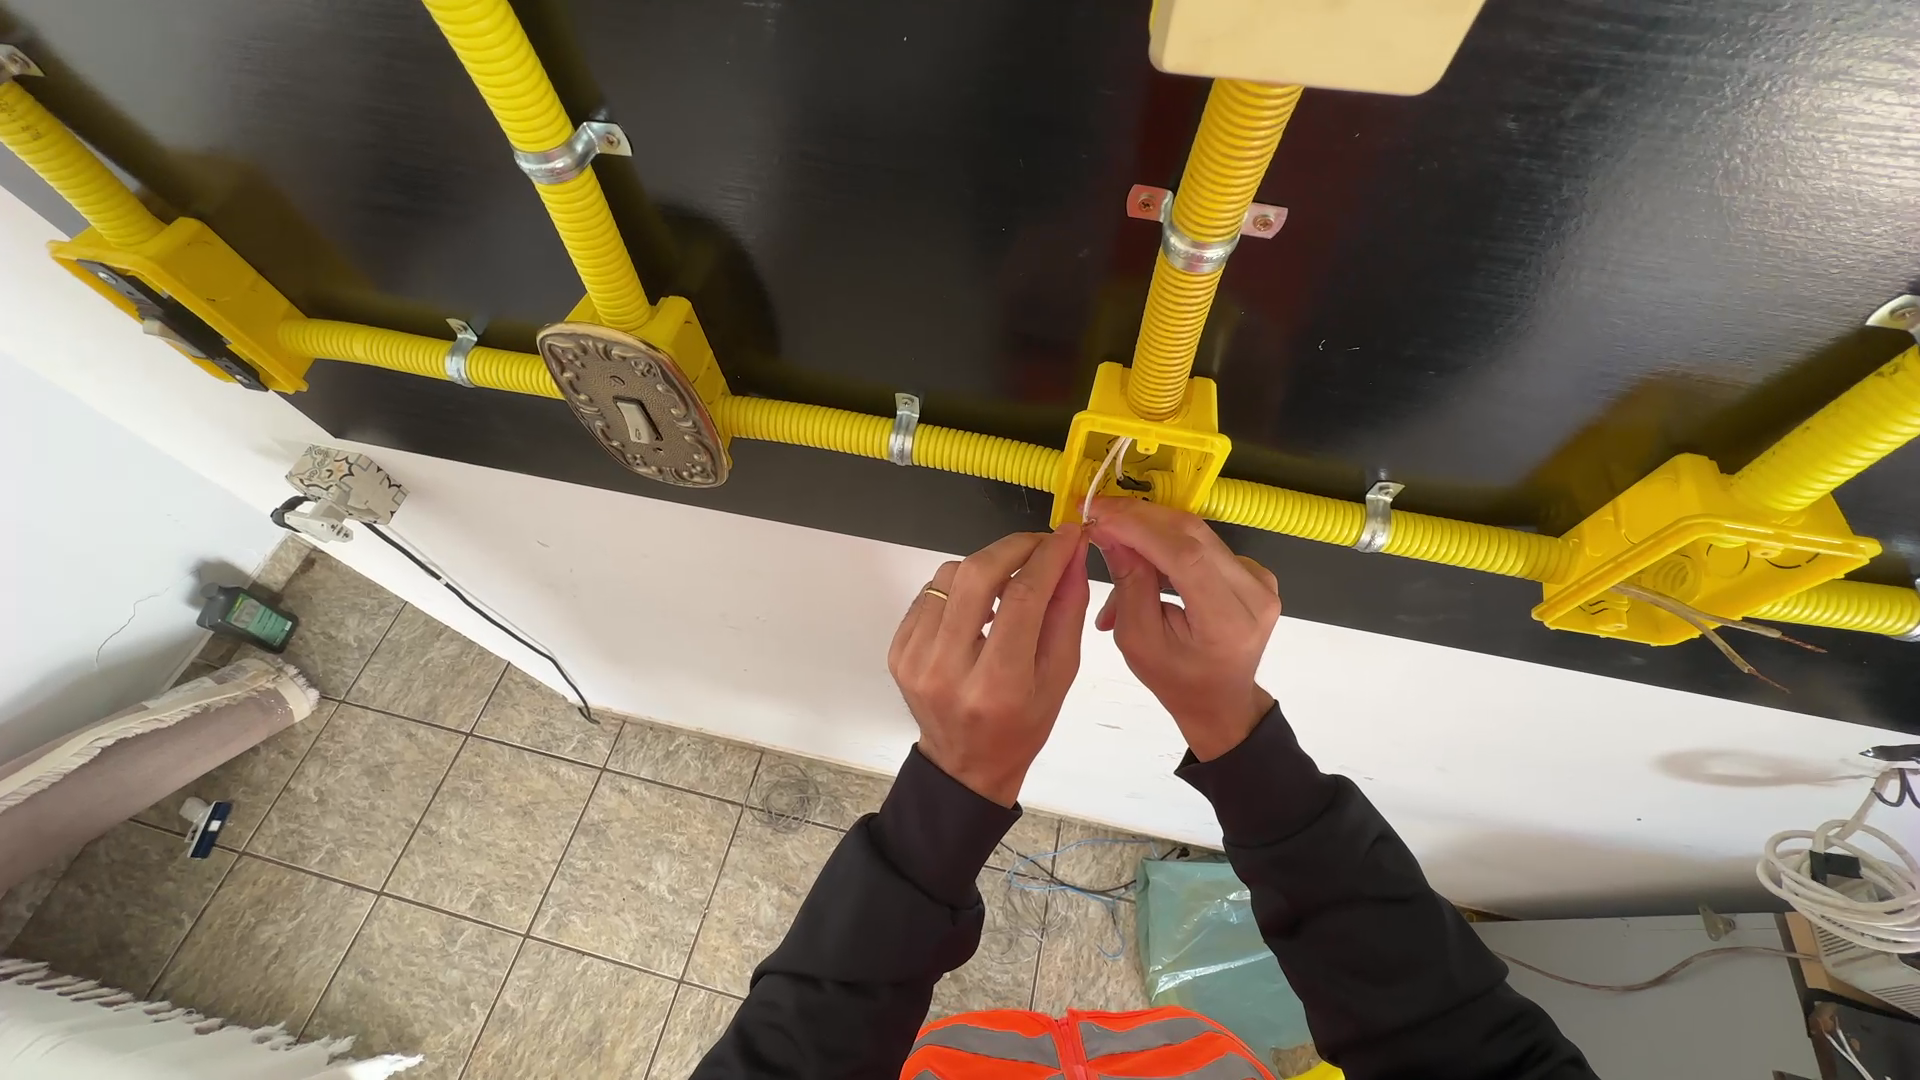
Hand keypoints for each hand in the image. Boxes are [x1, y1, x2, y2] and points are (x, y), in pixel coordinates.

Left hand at [887, 525, 1090, 805]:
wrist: (964, 763)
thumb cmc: (1020, 727)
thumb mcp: (1059, 677)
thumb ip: (1067, 613)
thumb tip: (1071, 557)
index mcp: (997, 685)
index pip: (1022, 599)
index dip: (1048, 558)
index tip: (1067, 535)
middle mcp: (948, 669)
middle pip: (977, 575)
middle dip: (1015, 547)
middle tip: (1040, 544)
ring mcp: (915, 658)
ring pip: (950, 576)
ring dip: (986, 565)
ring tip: (1011, 580)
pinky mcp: (898, 650)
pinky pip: (930, 593)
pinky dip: (959, 586)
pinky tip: (978, 604)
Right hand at [1086, 498, 1280, 760]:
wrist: (1220, 700)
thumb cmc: (1175, 680)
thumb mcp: (1137, 640)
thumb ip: (1128, 584)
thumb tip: (1110, 531)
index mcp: (1227, 622)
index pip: (1185, 556)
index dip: (1139, 528)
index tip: (1099, 514)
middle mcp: (1255, 594)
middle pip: (1193, 534)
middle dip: (1140, 517)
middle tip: (1098, 511)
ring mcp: (1260, 579)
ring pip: (1197, 533)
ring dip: (1148, 529)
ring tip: (1112, 537)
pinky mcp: (1254, 571)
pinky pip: (1204, 543)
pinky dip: (1166, 543)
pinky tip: (1141, 556)